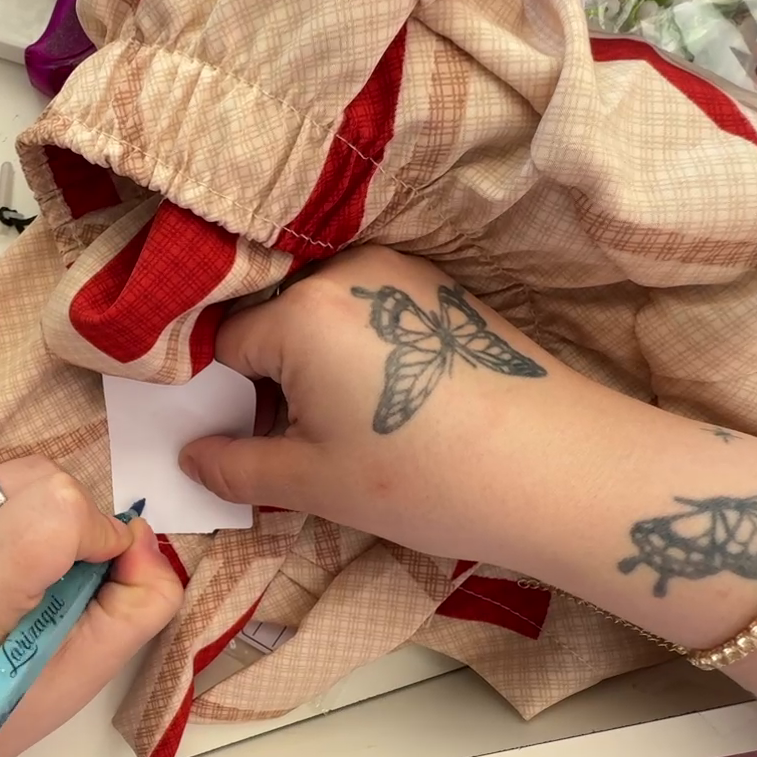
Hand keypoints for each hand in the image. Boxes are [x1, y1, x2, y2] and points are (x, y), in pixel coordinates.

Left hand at [0, 457, 183, 756]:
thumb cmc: (5, 708)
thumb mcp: (91, 672)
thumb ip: (143, 601)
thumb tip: (138, 532)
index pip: (57, 510)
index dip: (98, 532)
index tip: (98, 572)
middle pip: (41, 477)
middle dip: (75, 517)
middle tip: (66, 574)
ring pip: (19, 471)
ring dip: (46, 509)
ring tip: (33, 567)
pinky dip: (17, 508)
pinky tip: (3, 555)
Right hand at [179, 247, 627, 566]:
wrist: (566, 471)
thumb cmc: (424, 478)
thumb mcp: (312, 483)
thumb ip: (234, 468)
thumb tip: (190, 459)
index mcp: (302, 314)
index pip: (223, 344)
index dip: (222, 396)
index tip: (243, 436)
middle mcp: (348, 273)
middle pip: (271, 324)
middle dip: (266, 380)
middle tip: (292, 439)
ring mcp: (401, 273)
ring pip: (317, 317)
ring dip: (309, 367)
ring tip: (344, 425)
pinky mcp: (439, 288)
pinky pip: (364, 312)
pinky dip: (351, 352)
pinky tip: (385, 402)